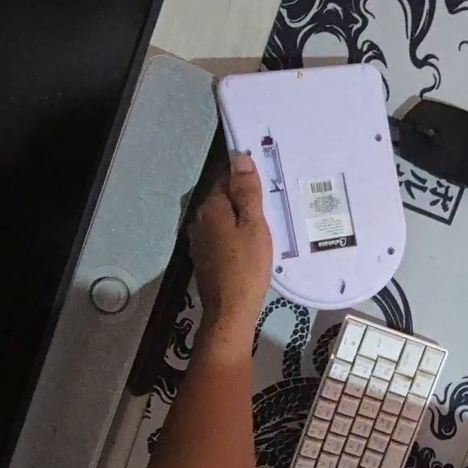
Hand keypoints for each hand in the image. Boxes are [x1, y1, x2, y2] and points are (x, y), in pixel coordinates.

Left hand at [190, 151, 272, 343]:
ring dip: (237, 221)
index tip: (266, 188)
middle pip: (222, 200)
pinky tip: (248, 248)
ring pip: (221, 220)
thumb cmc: (247, 266)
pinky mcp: (203, 259)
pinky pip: (220, 238)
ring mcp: (198, 241)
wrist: (230, 311)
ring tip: (262, 229)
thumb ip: (247, 191)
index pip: (226, 178)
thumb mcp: (254, 226)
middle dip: (242, 201)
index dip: (246, 180)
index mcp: (211, 207)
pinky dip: (233, 238)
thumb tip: (239, 157)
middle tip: (269, 210)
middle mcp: (198, 220)